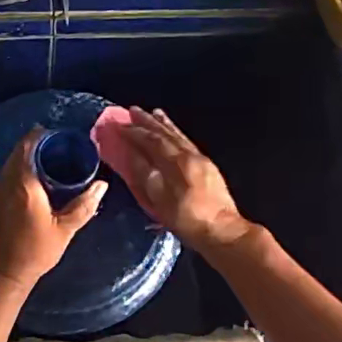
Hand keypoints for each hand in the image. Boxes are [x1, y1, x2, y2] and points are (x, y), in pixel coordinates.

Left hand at [0, 128, 107, 289]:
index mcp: (25, 184)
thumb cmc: (36, 251)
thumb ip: (84, 205)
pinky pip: (9, 172)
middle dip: (38, 143)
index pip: (29, 146)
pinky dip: (22, 167)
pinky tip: (38, 177)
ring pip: (12, 161)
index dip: (43, 135)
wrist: (5, 273)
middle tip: (61, 146)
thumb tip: (101, 185)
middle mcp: (8, 181)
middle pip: (19, 150)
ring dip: (29, 155)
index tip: (61, 136)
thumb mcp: (65, 229)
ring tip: (52, 159)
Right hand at [119, 108, 254, 251]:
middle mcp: (189, 155)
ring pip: (179, 136)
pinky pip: (188, 143)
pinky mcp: (209, 168)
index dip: (134, 131)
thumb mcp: (159, 199)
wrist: (222, 231)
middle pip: (166, 133)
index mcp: (176, 162)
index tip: (119, 124)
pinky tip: (174, 134)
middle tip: (134, 110)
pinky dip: (177, 134)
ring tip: (154, 113)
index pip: (151, 140)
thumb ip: (145, 174)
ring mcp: (201, 160)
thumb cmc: (187, 219)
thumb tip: (132, 154)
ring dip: (164, 124)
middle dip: (148, 121)